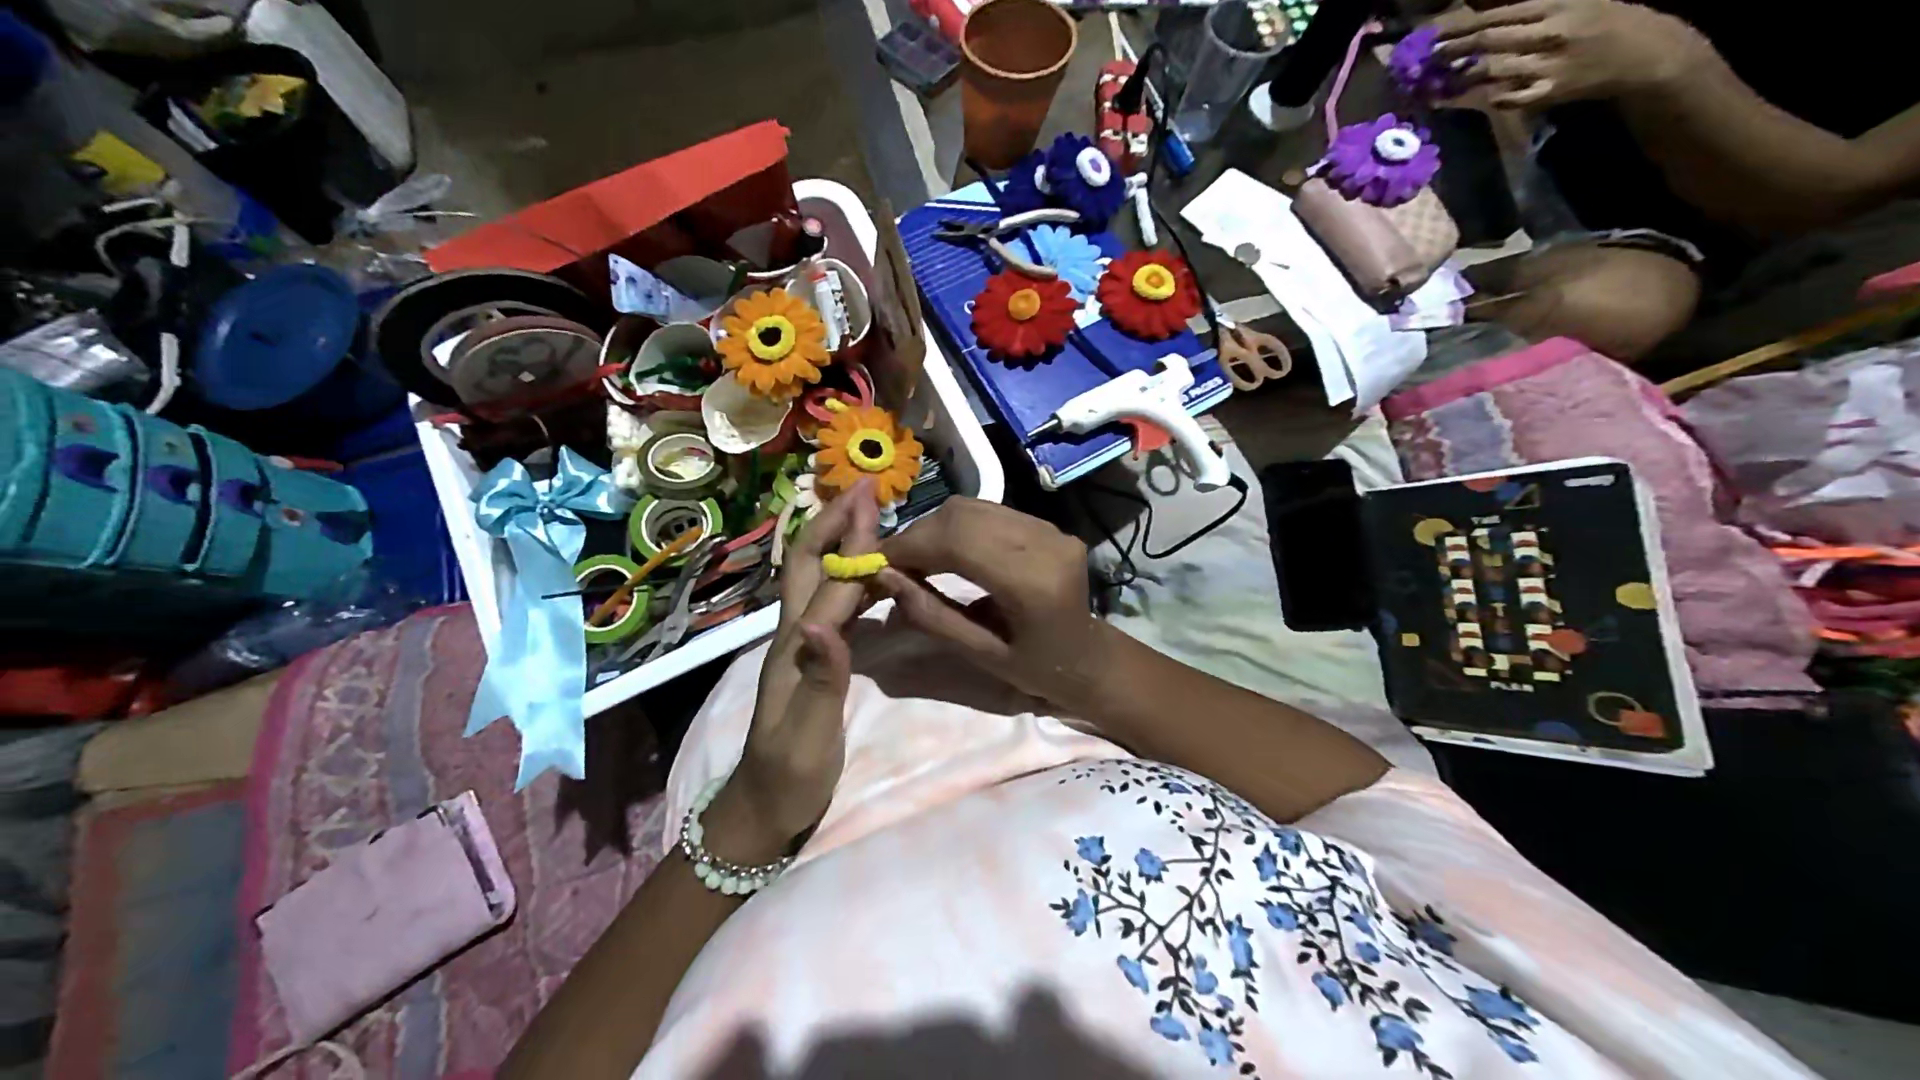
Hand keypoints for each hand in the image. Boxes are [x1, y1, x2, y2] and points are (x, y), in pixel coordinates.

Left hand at [708, 480, 878, 863]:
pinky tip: (872, 575)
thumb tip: (823, 624)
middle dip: (833, 522)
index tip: (867, 497)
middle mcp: (797, 634)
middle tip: (862, 490)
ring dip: (841, 542)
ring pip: (820, 579)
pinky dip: (852, 577)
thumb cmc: (790, 771)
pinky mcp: (815, 658)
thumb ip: (821, 677)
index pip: (829, 580)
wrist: (766, 804)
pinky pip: (835, 604)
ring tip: (869, 518)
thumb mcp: (807, 731)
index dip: (849, 537)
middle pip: (809, 565)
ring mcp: (804, 645)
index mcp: (797, 645)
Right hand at [872, 498, 1108, 709]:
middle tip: (893, 562)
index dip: (911, 546)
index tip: (878, 563)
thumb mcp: (979, 654)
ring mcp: (1051, 529)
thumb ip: (931, 615)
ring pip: (973, 507)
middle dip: (919, 535)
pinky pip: (989, 512)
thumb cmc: (1036, 669)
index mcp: (1033, 583)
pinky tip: (945, 549)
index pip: (958, 543)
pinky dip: (957, 526)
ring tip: (916, 557)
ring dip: (935, 527)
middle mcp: (1045, 544)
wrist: (1089, 659)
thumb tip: (885, 577)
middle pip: (962, 516)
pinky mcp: (1049, 525)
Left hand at [1433, 0, 1712, 109]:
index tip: (1433, 35)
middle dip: (1452, 50)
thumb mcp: (1570, 1)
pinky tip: (1472, 97)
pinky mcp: (1548, 93)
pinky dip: (1487, 97)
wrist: (1642, 51)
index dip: (1460, 26)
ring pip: (1491, 72)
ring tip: (1439, 82)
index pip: (1496, 15)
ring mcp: (1547, 66)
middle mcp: (1548, 34)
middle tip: (1427, 59)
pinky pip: (1507, 98)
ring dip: (1461, 78)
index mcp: (1554, 5)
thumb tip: (1484, 10)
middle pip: (1488, 42)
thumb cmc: (1601, 21)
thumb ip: (1528, 8)